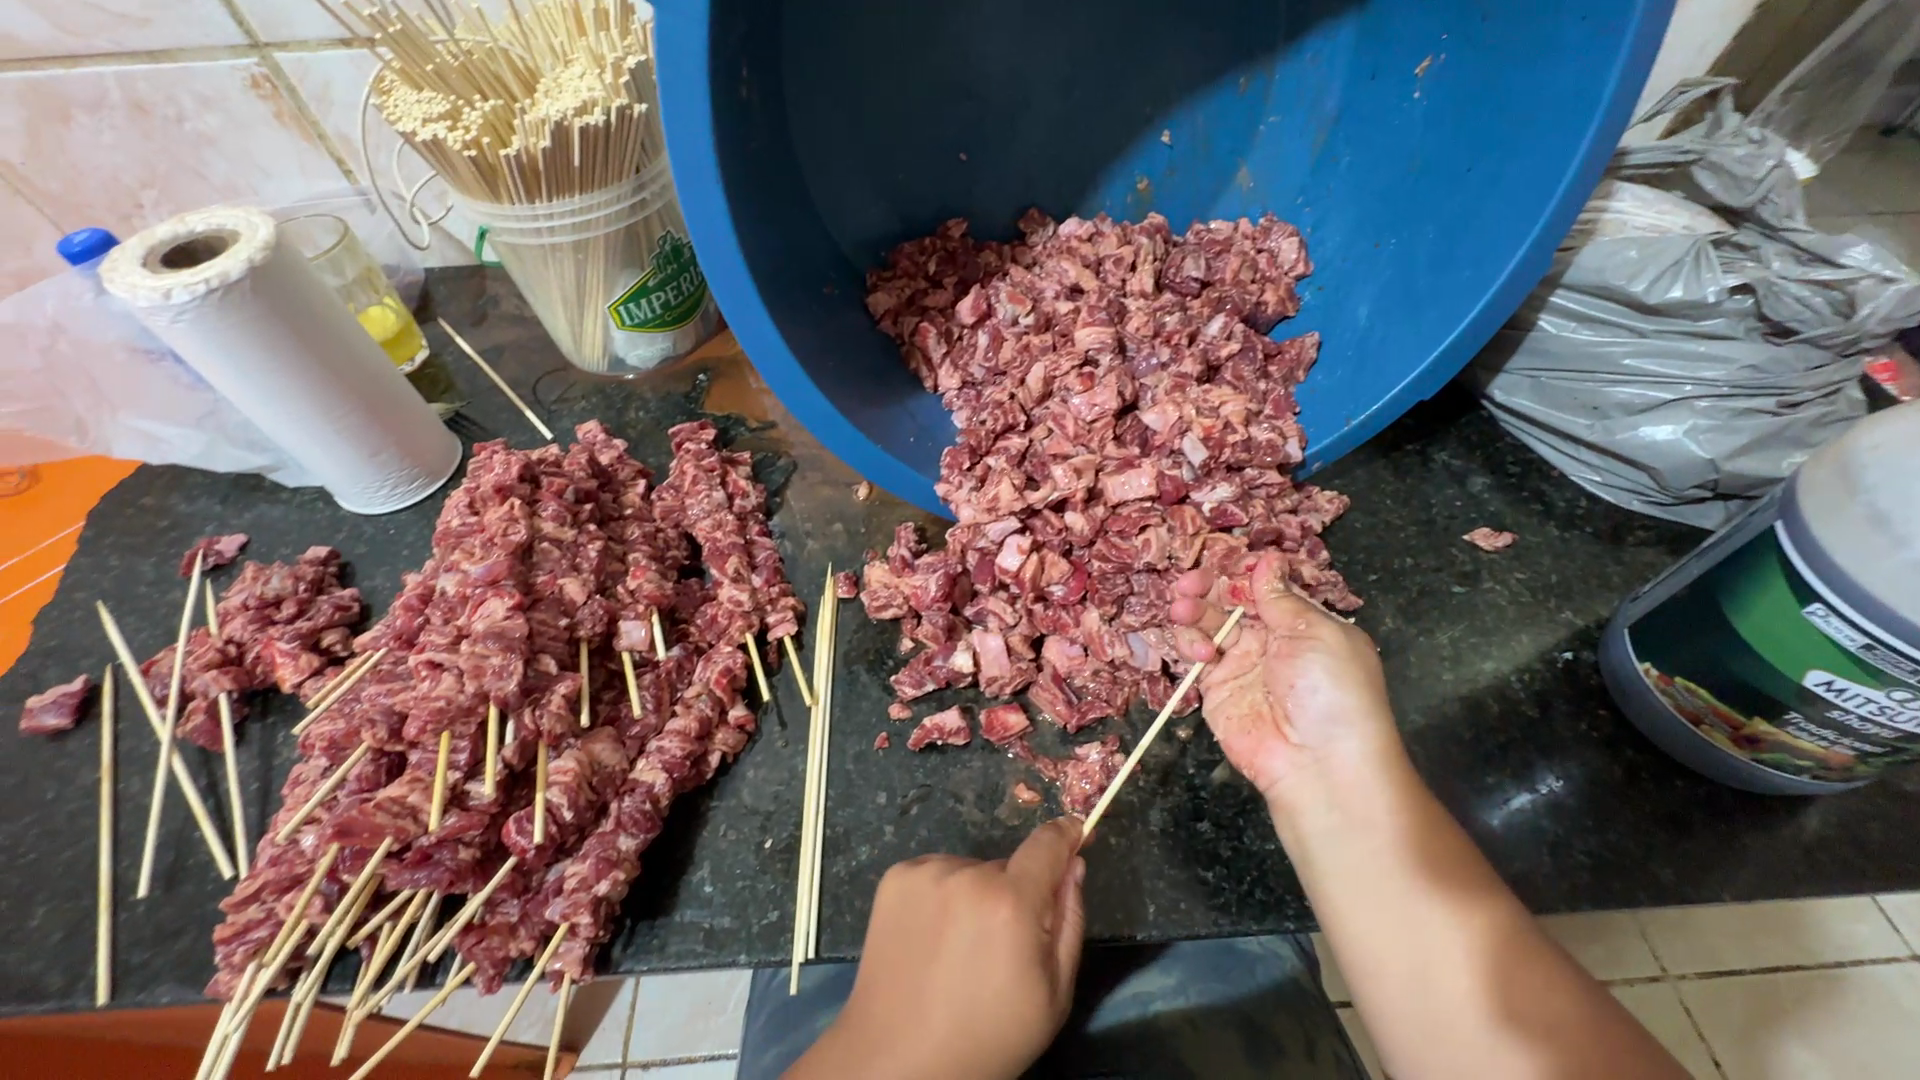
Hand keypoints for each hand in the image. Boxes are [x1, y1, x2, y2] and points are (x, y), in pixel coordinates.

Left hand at [789, 818, 1087, 1079]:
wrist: (899, 1061)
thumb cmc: (989, 1036)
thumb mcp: (1053, 993)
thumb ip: (1070, 919)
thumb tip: (1073, 863)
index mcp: (1011, 903)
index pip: (1047, 843)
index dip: (1066, 835)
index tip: (1076, 834)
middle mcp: (965, 874)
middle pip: (1007, 868)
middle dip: (1014, 895)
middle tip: (1000, 947)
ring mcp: (925, 873)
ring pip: (970, 872)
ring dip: (975, 896)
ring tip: (959, 951)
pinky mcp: (895, 879)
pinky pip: (937, 875)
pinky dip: (942, 896)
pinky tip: (932, 939)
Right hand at [1167, 551, 1399, 806]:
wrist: (1317, 762)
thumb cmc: (1331, 690)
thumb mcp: (1316, 632)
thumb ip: (1281, 598)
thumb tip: (1267, 561)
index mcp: (1302, 623)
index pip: (1264, 587)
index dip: (1242, 573)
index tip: (1223, 561)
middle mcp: (1269, 640)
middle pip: (1229, 601)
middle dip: (1207, 587)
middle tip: (1189, 581)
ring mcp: (1240, 664)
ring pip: (1206, 624)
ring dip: (1192, 611)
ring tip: (1182, 608)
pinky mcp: (1215, 688)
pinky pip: (1195, 655)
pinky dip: (1190, 644)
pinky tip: (1201, 651)